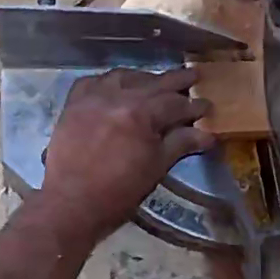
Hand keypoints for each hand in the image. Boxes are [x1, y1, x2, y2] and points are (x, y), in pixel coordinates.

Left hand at [28, 68, 213, 245]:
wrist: (71, 203)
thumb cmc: (119, 191)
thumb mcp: (156, 167)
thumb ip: (181, 144)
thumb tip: (208, 135)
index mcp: (141, 113)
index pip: (176, 103)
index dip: (194, 106)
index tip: (208, 106)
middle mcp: (117, 97)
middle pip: (153, 83)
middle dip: (177, 81)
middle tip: (193, 75)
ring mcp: (93, 98)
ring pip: (124, 77)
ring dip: (144, 78)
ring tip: (156, 81)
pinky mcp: (73, 104)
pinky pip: (93, 82)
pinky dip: (109, 81)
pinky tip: (117, 85)